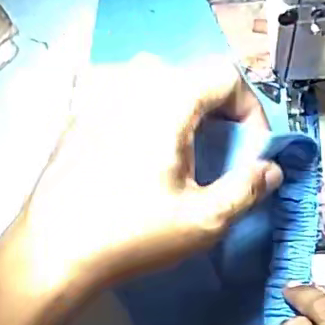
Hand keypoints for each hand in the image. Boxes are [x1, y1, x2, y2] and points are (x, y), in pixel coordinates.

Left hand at [0, 56, 281, 324]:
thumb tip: (270, 170)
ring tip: (185, 149)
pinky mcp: (76, 108)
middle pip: (193, 74)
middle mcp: (131, 78)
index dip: (251, 111)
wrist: (54, 250)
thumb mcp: (205, 219)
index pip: (227, 76)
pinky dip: (146, 108)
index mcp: (167, 97)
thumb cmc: (133, 233)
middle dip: (220, 111)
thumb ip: (247, 188)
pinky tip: (142, 143)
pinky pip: (123, 90)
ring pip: (158, 79)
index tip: (251, 151)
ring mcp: (97, 89)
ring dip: (184, 107)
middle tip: (224, 155)